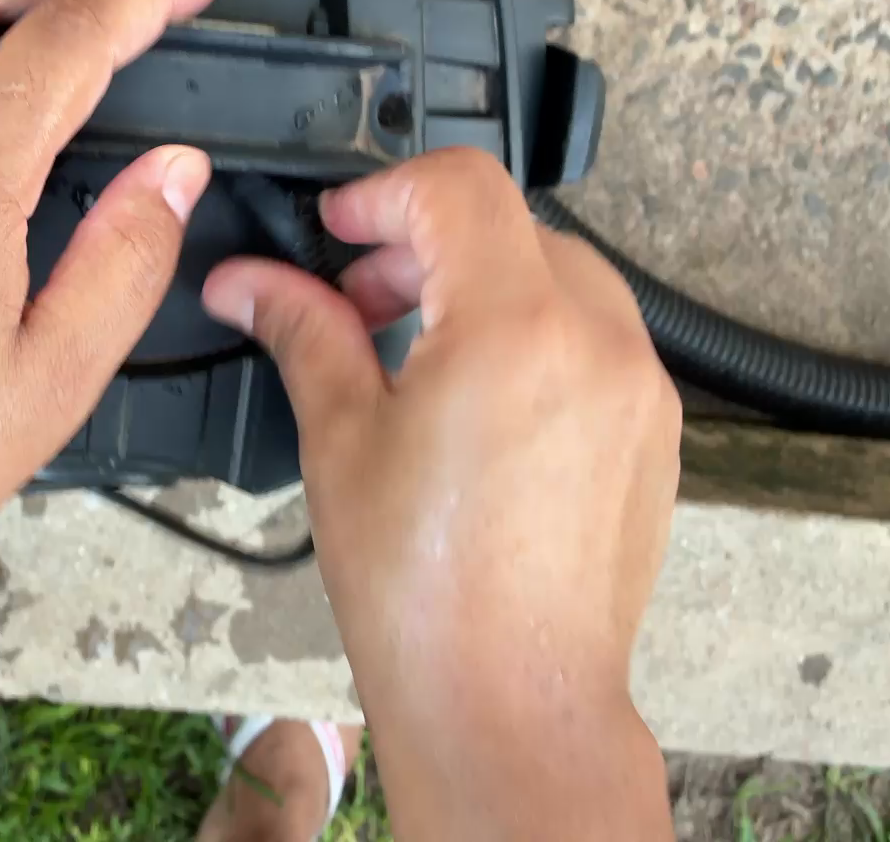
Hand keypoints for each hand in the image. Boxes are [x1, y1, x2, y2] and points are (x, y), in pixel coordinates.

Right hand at [200, 148, 679, 838]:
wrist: (506, 702)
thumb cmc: (413, 577)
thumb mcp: (338, 431)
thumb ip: (298, 328)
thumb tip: (240, 281)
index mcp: (514, 329)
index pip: (457, 189)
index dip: (379, 193)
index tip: (333, 232)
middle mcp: (599, 341)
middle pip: (504, 223)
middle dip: (416, 243)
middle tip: (353, 300)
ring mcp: (639, 386)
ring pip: (550, 271)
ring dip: (466, 279)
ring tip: (403, 346)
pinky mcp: (649, 427)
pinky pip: (585, 330)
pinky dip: (516, 324)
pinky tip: (461, 393)